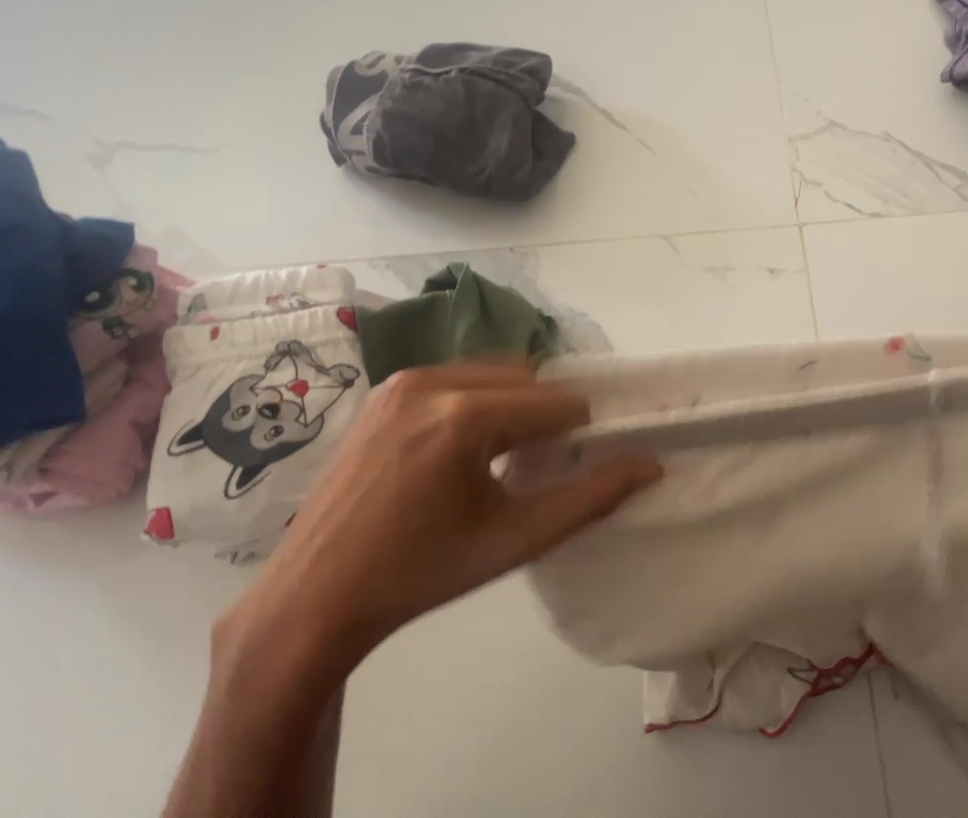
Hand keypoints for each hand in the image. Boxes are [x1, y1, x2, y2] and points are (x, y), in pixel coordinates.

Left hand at [233, 362, 660, 656]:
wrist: (316, 595)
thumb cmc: (422, 573)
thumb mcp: (517, 539)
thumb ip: (592, 498)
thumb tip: (651, 465)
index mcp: (465, 417)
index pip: (559, 402)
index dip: (581, 433)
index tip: (576, 467)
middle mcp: (432, 382)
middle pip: (528, 378)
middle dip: (547, 415)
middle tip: (541, 466)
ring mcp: (400, 383)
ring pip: (492, 373)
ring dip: (514, 405)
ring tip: (503, 459)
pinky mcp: (382, 392)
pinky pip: (456, 378)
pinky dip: (478, 401)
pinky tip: (464, 451)